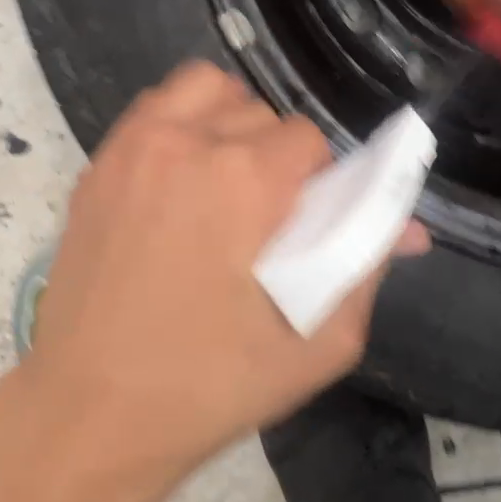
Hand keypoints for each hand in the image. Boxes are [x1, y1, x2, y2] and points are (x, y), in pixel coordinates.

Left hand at [26, 62, 429, 472]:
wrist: (90, 413)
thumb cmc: (210, 385)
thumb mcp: (317, 344)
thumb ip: (366, 269)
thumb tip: (410, 228)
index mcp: (247, 181)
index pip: (307, 138)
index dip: (318, 179)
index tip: (305, 223)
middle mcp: (189, 144)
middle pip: (261, 113)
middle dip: (276, 157)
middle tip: (265, 216)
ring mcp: (135, 148)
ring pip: (207, 88)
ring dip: (229, 121)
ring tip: (224, 180)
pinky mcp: (98, 164)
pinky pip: (155, 106)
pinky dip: (180, 122)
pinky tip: (181, 176)